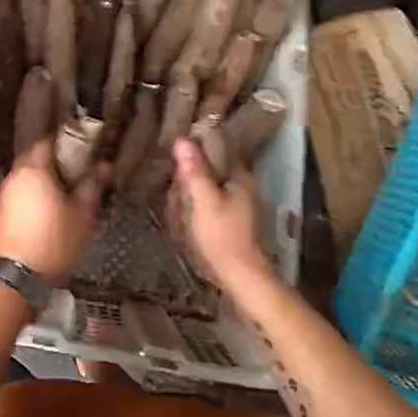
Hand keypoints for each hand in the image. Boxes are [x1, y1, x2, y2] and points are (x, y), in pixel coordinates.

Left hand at [0, 141, 106, 279]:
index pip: (47, 142)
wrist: (20, 275)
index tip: (82, 153)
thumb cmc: (56, 241)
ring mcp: (5, 193)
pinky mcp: (2, 210)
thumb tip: (105, 165)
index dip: (65, 144)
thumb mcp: (83, 214)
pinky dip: (33, 192)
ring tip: (65, 191)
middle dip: (54, 161)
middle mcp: (16, 176)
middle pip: (34, 157)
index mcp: (35, 170)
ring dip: (42, 177)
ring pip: (26, 175)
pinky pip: (20, 190)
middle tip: (76, 173)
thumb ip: (93, 185)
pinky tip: (48, 207)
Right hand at [170, 138, 270, 285]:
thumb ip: (194, 171)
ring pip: (208, 189)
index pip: (217, 151)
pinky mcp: (234, 221)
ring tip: (177, 210)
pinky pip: (210, 205)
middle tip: (174, 194)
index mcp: (240, 177)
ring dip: (190, 196)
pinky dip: (196, 210)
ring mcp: (240, 205)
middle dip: (189, 180)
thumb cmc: (222, 236)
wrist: (240, 276)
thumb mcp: (203, 201)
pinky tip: (186, 221)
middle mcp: (244, 187)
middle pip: (211, 171)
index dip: (195, 154)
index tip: (175, 163)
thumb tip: (182, 140)